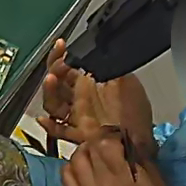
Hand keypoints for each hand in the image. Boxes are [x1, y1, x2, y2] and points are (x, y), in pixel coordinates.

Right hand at [41, 40, 155, 151]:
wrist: (141, 139)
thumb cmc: (134, 109)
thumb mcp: (123, 79)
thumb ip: (104, 66)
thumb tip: (88, 53)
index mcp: (90, 82)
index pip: (68, 66)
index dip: (61, 56)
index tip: (61, 47)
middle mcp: (80, 98)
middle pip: (57, 83)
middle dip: (54, 70)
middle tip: (59, 65)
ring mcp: (77, 116)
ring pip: (54, 103)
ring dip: (50, 91)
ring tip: (52, 80)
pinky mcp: (78, 134)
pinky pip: (58, 129)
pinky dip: (50, 125)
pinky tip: (44, 119)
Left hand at [61, 136, 176, 185]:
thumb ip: (143, 162)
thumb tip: (130, 142)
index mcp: (122, 179)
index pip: (105, 143)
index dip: (111, 135)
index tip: (120, 139)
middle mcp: (100, 185)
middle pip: (88, 149)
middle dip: (98, 142)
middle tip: (109, 146)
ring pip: (74, 160)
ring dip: (84, 152)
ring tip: (95, 155)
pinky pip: (66, 178)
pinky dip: (71, 167)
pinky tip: (83, 169)